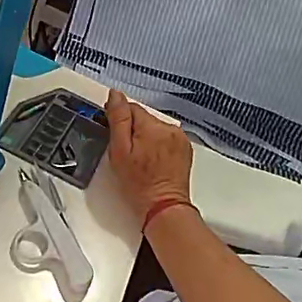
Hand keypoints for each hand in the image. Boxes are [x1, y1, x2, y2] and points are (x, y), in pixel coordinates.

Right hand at [104, 90, 193, 219]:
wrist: (163, 206)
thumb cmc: (139, 183)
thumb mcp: (119, 151)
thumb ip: (118, 119)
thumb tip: (116, 95)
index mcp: (152, 126)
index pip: (130, 108)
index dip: (119, 122)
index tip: (116, 137)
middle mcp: (170, 128)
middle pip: (143, 118)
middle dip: (133, 131)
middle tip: (128, 153)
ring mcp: (180, 139)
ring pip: (154, 128)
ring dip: (146, 138)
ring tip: (142, 159)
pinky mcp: (185, 149)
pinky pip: (166, 138)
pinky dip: (158, 146)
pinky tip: (153, 161)